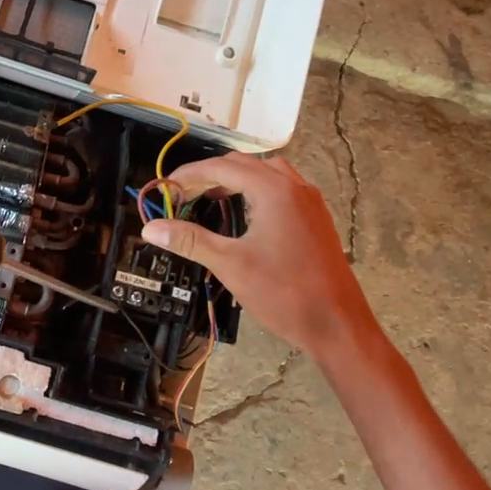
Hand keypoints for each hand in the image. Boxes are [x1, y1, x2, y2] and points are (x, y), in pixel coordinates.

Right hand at [143, 154, 382, 359]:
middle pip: (244, 164)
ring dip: (235, 179)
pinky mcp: (316, 219)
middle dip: (210, 174)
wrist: (338, 325)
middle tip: (183, 194)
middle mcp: (294, 186)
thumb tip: (151, 229)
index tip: (166, 188)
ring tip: (211, 197)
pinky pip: (282, 188)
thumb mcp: (230, 265)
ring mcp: (310, 202)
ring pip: (266, 173)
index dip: (189, 174)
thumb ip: (190, 241)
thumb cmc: (284, 293)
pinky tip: (245, 213)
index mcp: (273, 190)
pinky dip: (256, 190)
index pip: (222, 167)